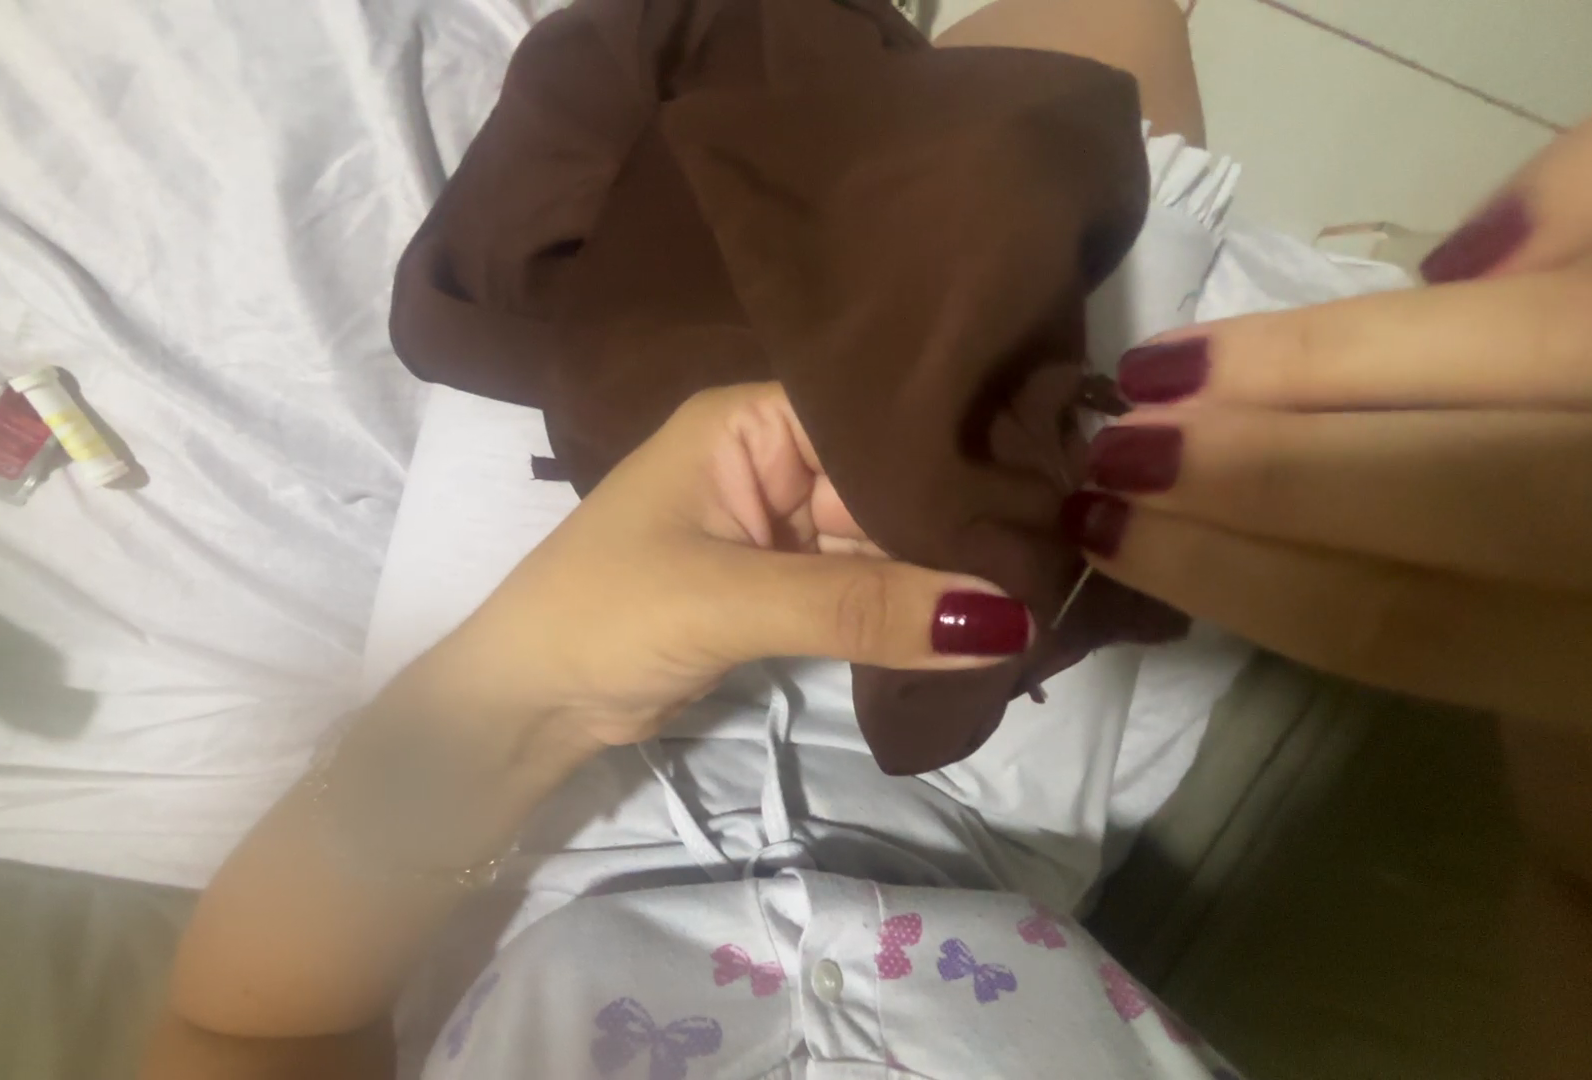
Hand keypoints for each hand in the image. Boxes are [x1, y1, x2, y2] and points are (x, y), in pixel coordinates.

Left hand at [414, 382, 1031, 749]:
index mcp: (745, 422)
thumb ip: (862, 606)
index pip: (871, 417)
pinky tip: (976, 627)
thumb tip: (1007, 618)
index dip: (952, 452)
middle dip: (954, 526)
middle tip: (1062, 556)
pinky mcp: (777, 586)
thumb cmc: (605, 614)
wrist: (529, 699)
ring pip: (876, 541)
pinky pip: (856, 589)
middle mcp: (766, 459)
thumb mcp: (729, 600)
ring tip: (1041, 593)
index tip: (1049, 488)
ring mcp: (774, 527)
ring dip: (936, 576)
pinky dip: (902, 611)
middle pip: (883, 482)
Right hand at [1059, 102, 1591, 733]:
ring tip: (1170, 364)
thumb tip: (1294, 665)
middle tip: (1112, 440)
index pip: (1391, 619)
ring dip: (1323, 348)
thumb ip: (1512, 773)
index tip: (1097, 530)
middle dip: (1251, 459)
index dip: (1222, 569)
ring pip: (1549, 333)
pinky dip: (1568, 188)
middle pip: (1462, 482)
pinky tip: (1462, 255)